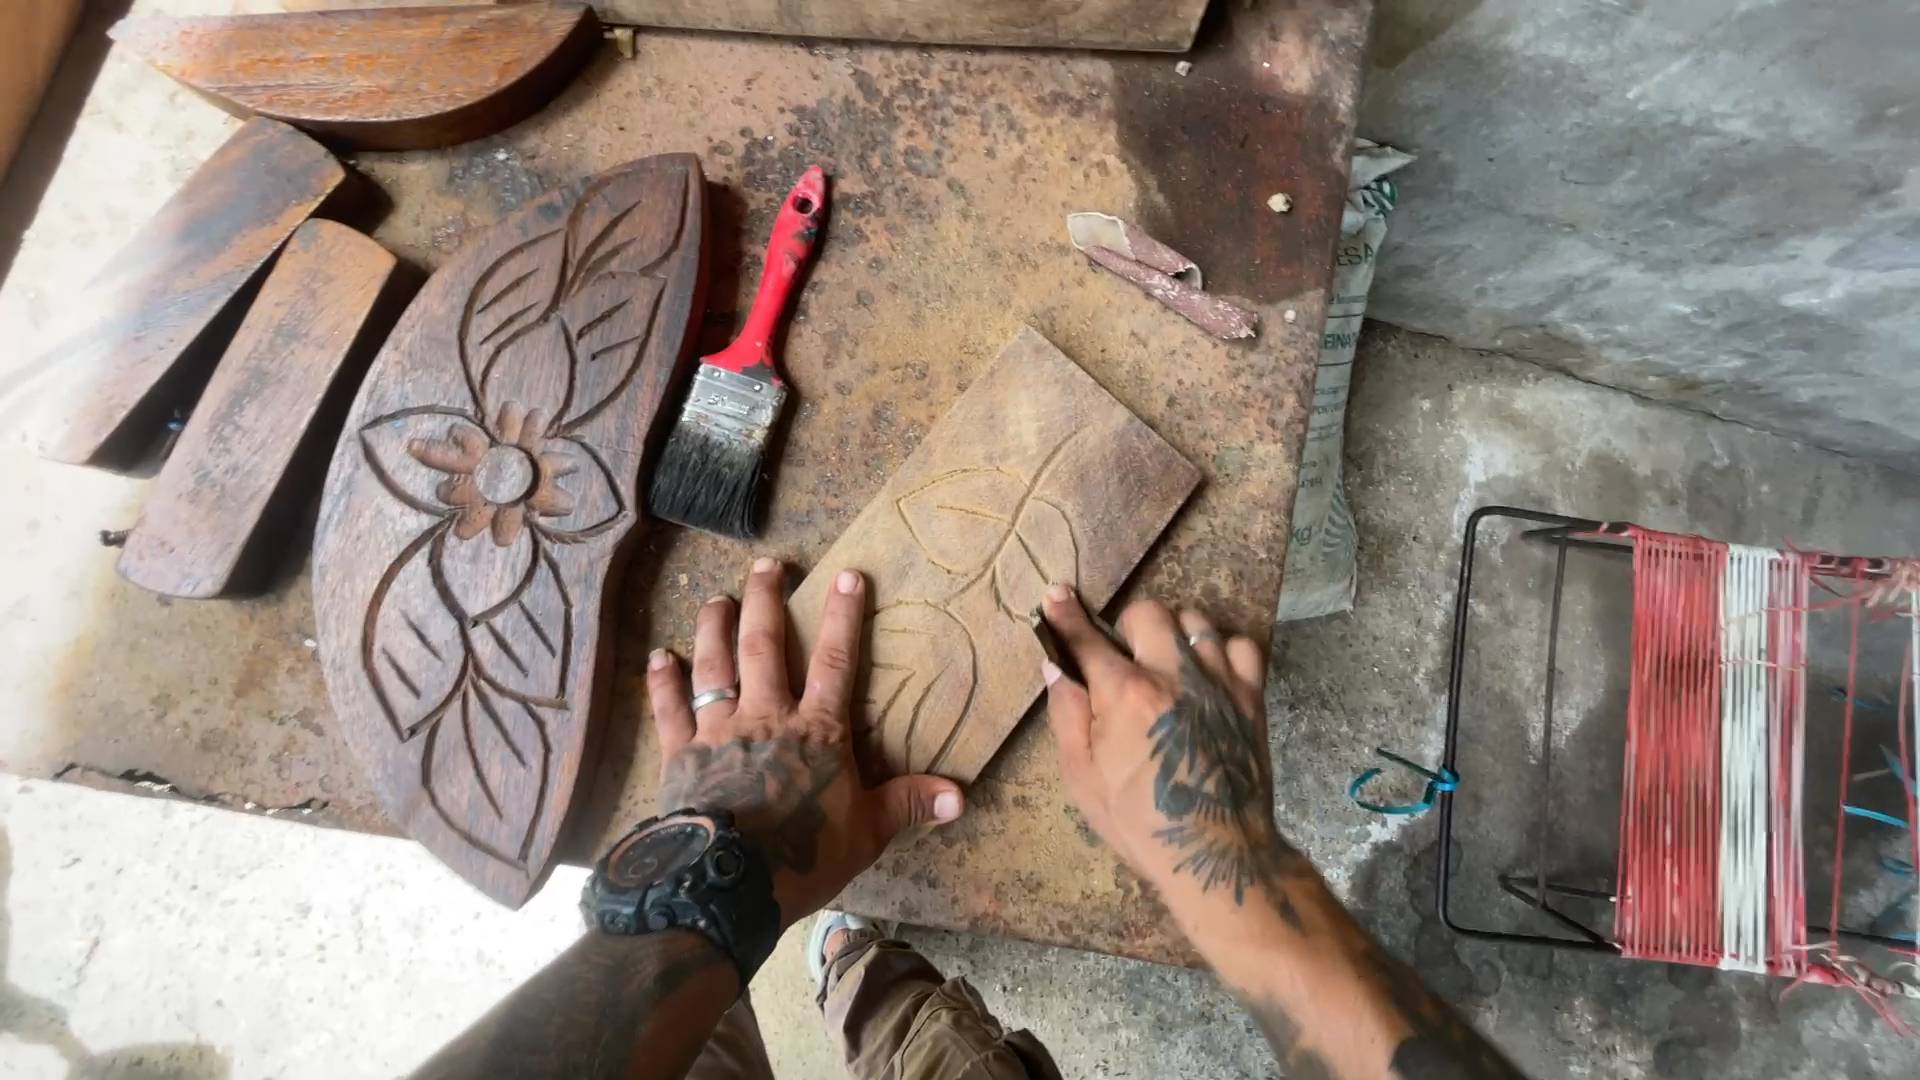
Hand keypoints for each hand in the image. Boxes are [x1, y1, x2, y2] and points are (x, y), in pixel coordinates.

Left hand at [647, 557, 966, 929]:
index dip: (843, 615)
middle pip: (765, 645)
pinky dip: (664, 682)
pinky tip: (659, 656)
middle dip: (767, 601)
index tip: (847, 574)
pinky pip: (671, 710)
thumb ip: (908, 804)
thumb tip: (961, 798)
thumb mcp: (866, 832)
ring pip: (715, 665)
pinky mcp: (681, 755)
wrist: (725, 890)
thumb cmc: (802, 856)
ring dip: (715, 627)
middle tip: (766, 565)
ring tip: (717, 598)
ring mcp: (719, 732)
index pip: (834, 660)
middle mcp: (766, 716)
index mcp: (815, 730)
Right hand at [1039, 585, 1285, 907]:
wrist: (1217, 857)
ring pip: (1196, 620)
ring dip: (1174, 634)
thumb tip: (1055, 665)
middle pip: (1149, 612)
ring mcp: (1219, 682)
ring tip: (1168, 662)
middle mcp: (1173, 675)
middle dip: (1128, 626)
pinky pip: (1242, 644)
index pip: (1088, 639)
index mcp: (1125, 694)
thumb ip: (1066, 714)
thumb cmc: (1138, 821)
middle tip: (1125, 658)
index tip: (1056, 594)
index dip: (1067, 615)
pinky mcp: (1252, 696)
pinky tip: (1208, 673)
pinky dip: (1222, 650)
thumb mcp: (1082, 777)